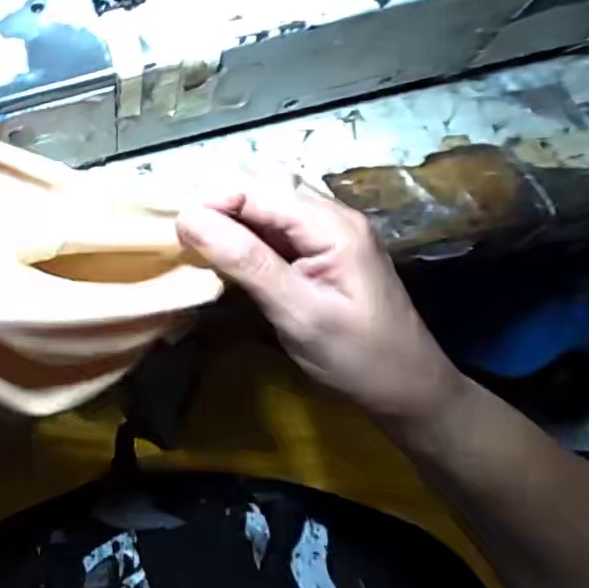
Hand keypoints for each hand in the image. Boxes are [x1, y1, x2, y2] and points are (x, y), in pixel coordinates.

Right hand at [176, 186, 465, 423]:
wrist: (412, 394)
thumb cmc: (358, 358)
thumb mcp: (298, 312)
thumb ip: (245, 261)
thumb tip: (189, 217)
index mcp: (333, 225)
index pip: (259, 193)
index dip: (214, 204)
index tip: (176, 231)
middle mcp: (333, 217)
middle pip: (263, 195)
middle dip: (220, 212)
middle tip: (184, 241)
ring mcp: (331, 234)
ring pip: (268, 212)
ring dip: (231, 225)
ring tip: (199, 248)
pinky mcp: (325, 253)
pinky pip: (278, 232)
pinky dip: (248, 241)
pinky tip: (231, 260)